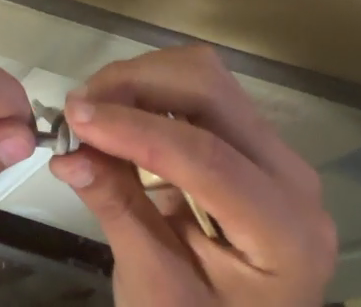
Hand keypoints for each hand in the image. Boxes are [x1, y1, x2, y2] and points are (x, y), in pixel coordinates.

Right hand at [48, 46, 335, 306]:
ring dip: (137, 81)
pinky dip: (147, 89)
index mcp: (286, 234)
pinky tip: (115, 116)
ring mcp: (275, 152)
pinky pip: (197, 88)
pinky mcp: (249, 139)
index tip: (74, 117)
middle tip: (77, 109)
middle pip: (210, 91)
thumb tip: (67, 154)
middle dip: (134, 86)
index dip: (135, 129)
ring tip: (91, 113)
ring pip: (202, 76)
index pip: (208, 157)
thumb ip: (118, 213)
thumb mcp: (156, 290)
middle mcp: (293, 178)